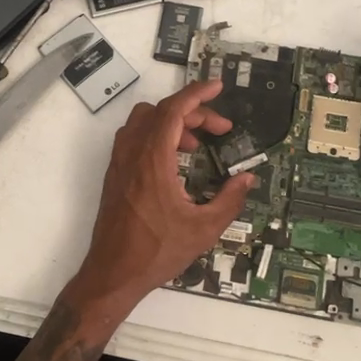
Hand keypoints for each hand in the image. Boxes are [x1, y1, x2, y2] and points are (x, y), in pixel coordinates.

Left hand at [64, 80, 253, 318]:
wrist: (113, 272)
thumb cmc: (157, 251)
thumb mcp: (204, 229)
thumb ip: (229, 200)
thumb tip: (247, 180)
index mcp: (153, 161)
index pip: (173, 111)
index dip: (197, 94)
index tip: (217, 87)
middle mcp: (132, 154)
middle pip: (160, 112)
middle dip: (192, 113)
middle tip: (219, 130)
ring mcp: (119, 163)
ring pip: (143, 122)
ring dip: (171, 123)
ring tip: (195, 146)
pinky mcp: (114, 175)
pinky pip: (133, 139)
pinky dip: (155, 136)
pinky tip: (174, 162)